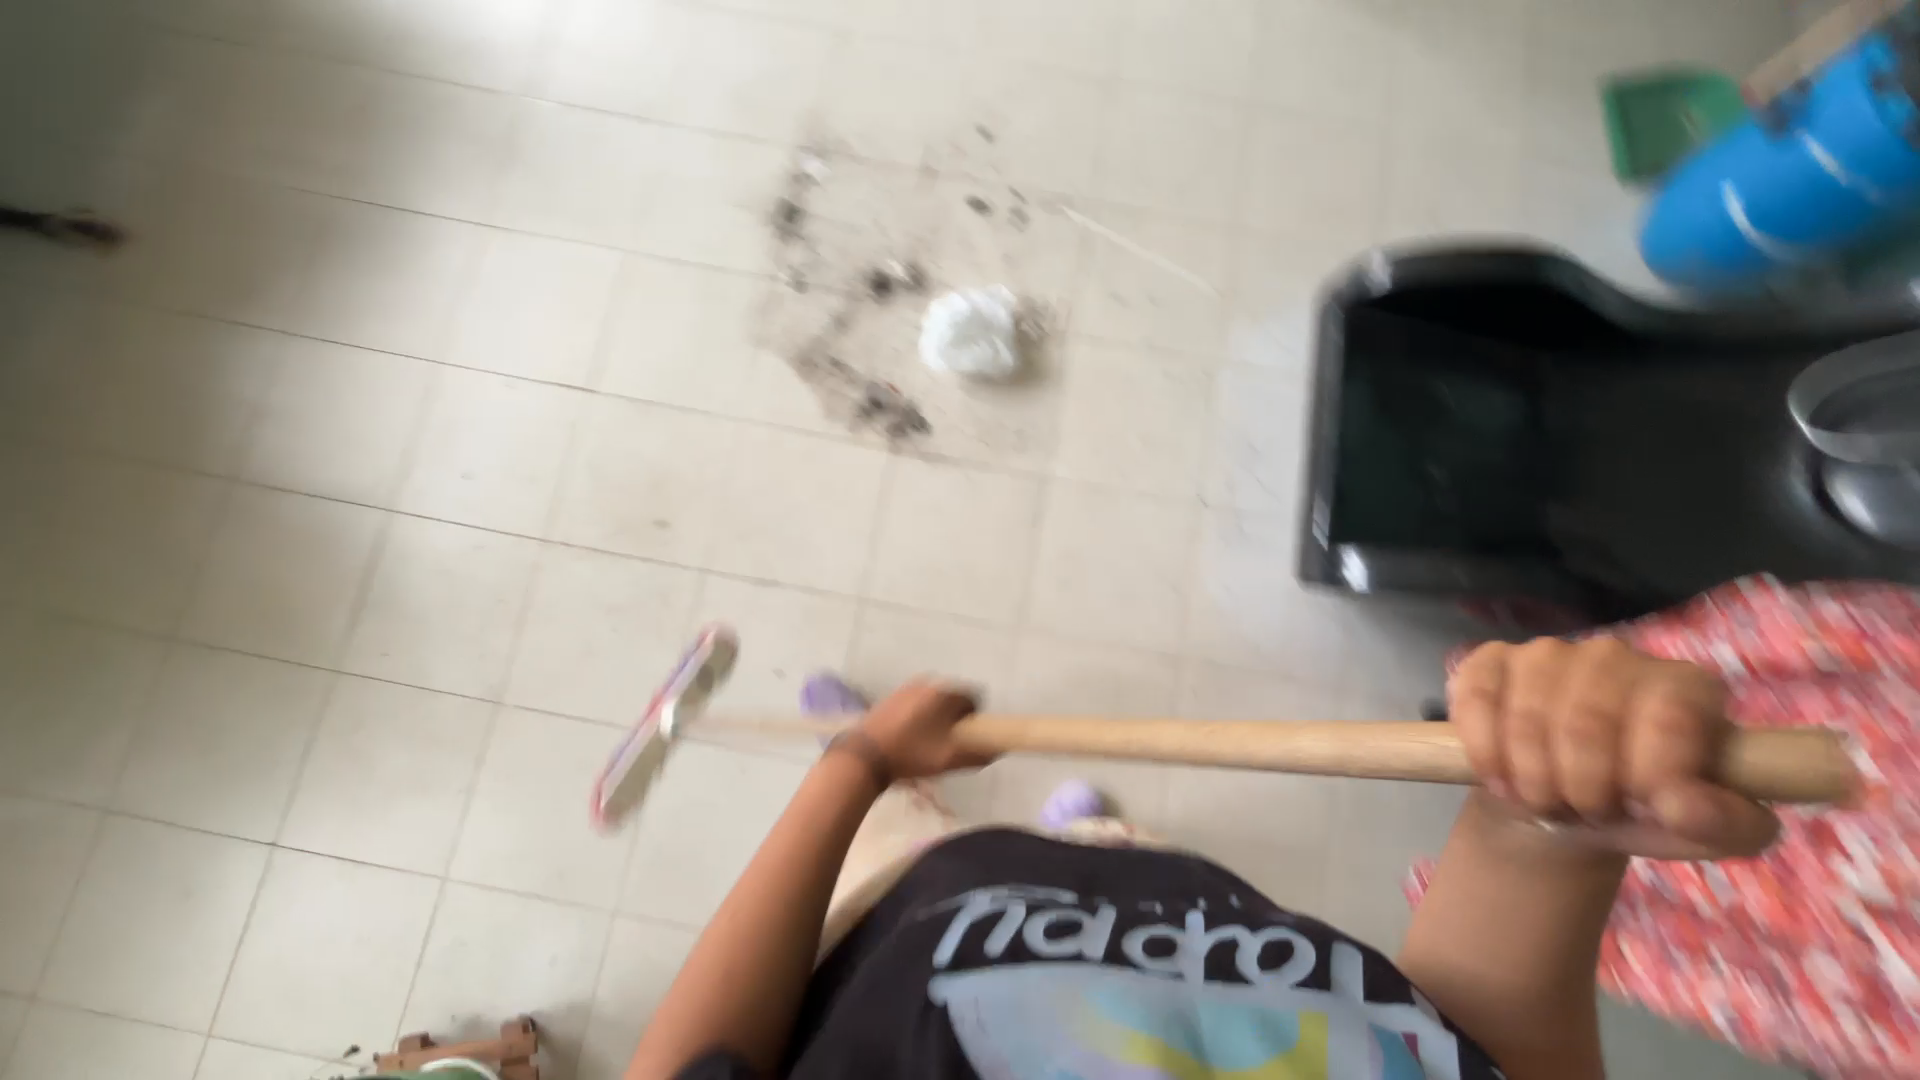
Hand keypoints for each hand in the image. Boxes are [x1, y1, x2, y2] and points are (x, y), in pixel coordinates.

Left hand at [856, 678, 994, 780]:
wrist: (865, 755)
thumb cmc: (912, 753)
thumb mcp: (949, 759)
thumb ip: (978, 754)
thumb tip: (997, 750)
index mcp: (945, 693)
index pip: (973, 698)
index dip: (974, 719)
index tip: (967, 738)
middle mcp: (928, 683)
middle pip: (953, 698)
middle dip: (955, 718)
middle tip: (948, 742)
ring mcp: (907, 688)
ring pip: (934, 701)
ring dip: (936, 718)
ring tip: (928, 742)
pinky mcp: (892, 697)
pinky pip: (916, 704)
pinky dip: (919, 717)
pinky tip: (910, 737)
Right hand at [1449, 637, 1779, 860]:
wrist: (1560, 799)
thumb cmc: (1638, 808)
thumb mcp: (1702, 830)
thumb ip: (1725, 823)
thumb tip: (1683, 806)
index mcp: (1682, 685)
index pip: (1670, 721)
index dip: (1648, 778)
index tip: (1638, 811)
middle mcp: (1613, 654)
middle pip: (1586, 724)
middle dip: (1580, 786)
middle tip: (1582, 812)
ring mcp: (1544, 652)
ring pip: (1527, 718)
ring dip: (1529, 776)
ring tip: (1541, 800)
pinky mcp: (1487, 660)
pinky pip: (1476, 700)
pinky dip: (1484, 750)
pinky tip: (1496, 776)